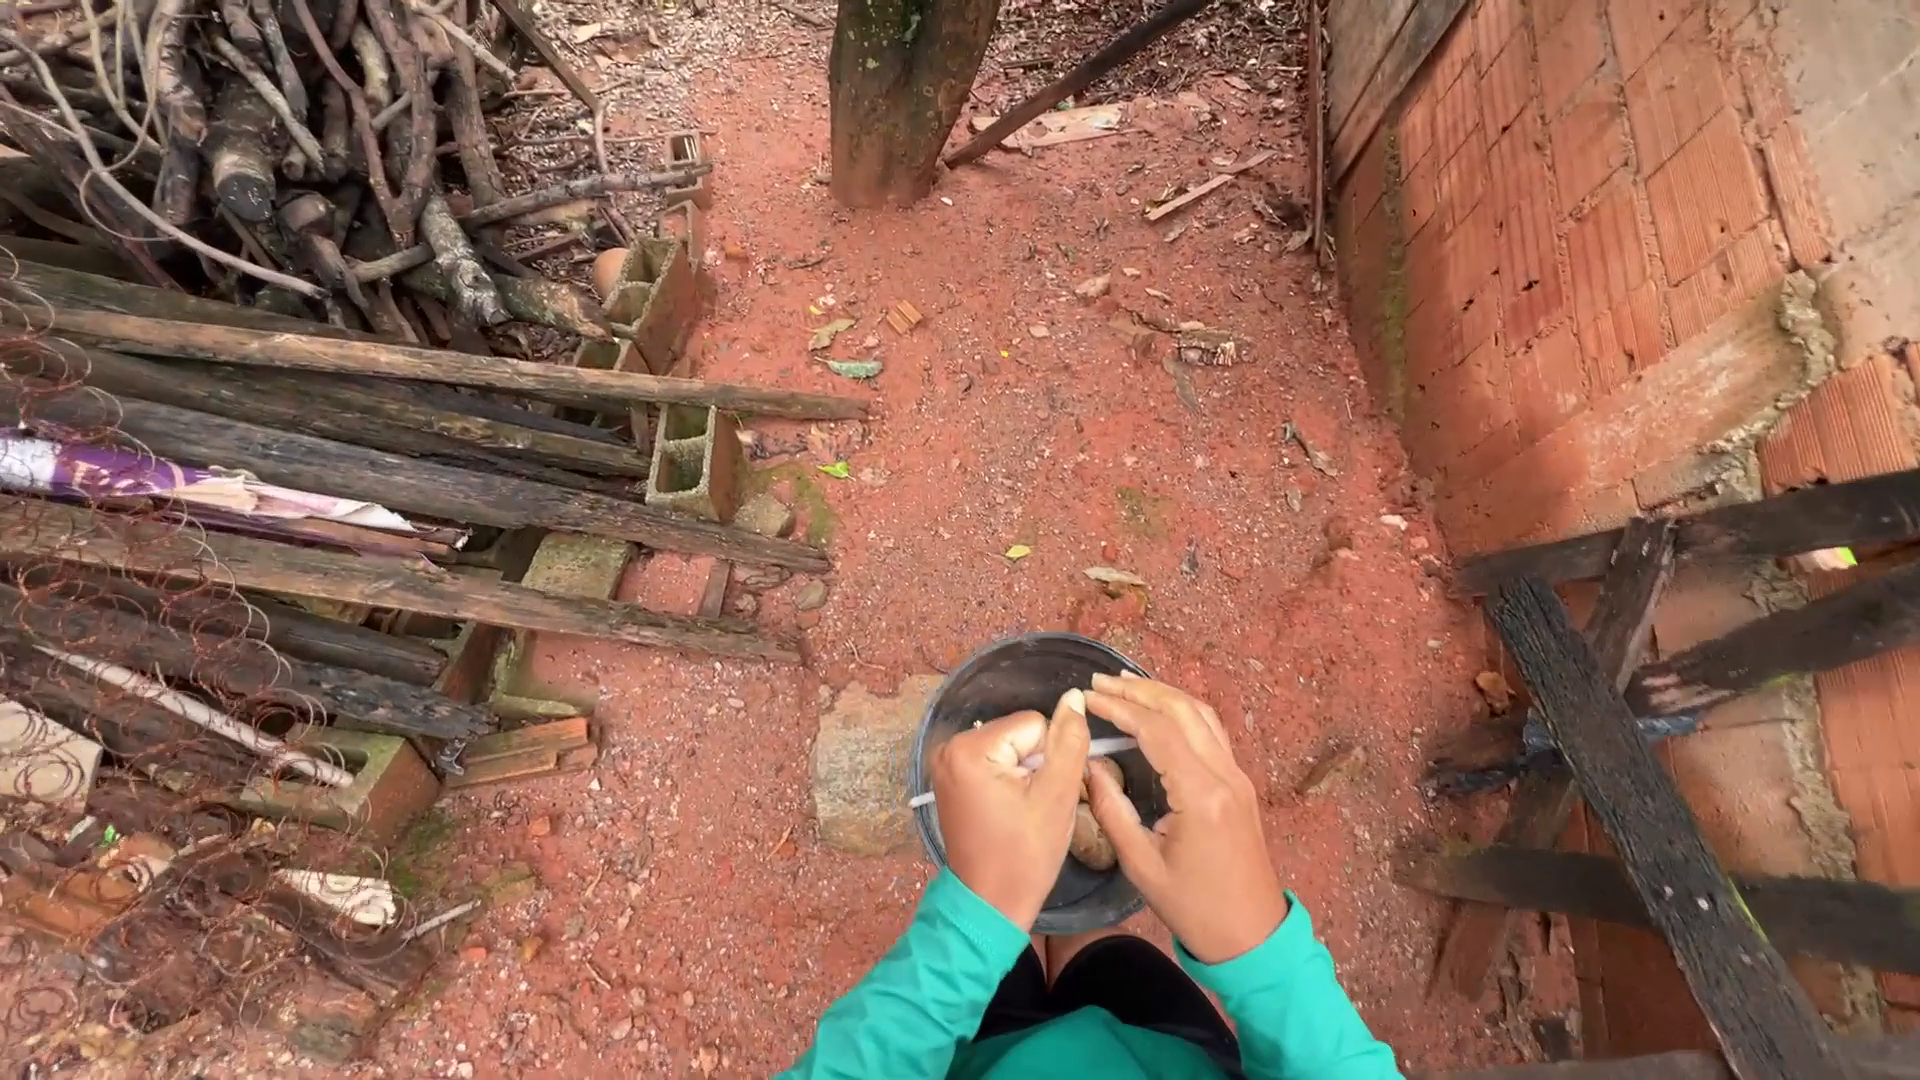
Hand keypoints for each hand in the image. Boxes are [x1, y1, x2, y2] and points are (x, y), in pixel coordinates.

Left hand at [932, 690, 1089, 928]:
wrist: (990, 904)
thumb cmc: (1024, 855)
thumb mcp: (1056, 795)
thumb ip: (1069, 741)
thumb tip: (1074, 696)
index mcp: (969, 747)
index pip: (1034, 725)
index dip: (1049, 759)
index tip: (1041, 796)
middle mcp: (949, 747)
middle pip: (1019, 734)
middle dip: (1035, 765)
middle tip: (1032, 808)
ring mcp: (945, 762)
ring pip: (1010, 747)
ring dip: (1024, 774)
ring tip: (1020, 812)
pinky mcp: (949, 778)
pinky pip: (993, 761)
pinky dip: (1008, 781)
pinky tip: (1008, 811)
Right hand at [1083, 673, 1287, 962]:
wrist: (1253, 938)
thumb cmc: (1193, 907)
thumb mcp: (1140, 864)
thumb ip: (1112, 809)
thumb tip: (1090, 764)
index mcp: (1200, 795)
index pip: (1156, 730)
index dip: (1119, 707)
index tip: (1086, 697)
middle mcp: (1224, 775)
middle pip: (1181, 709)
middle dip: (1138, 689)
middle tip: (1100, 681)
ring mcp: (1237, 776)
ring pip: (1201, 713)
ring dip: (1162, 693)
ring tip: (1124, 685)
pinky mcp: (1240, 783)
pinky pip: (1210, 730)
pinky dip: (1181, 709)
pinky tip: (1158, 709)